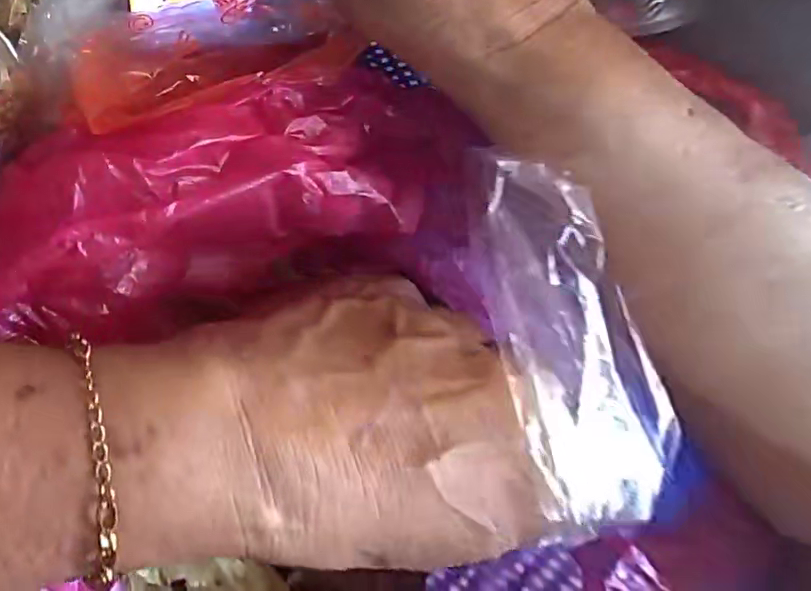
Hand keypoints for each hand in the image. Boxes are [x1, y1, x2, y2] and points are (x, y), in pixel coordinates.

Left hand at [185, 278, 547, 570]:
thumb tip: (522, 464)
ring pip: (447, 331)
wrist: (236, 425)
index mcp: (527, 437)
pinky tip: (342, 344)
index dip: (529, 441)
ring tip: (370, 377)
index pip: (574, 432)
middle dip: (474, 392)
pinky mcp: (369, 280)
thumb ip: (507, 488)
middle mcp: (488, 360)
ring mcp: (425, 312)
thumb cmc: (333, 502)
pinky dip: (382, 322)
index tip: (494, 449)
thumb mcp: (446, 531)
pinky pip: (398, 302)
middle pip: (505, 371)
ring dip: (426, 352)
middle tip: (422, 417)